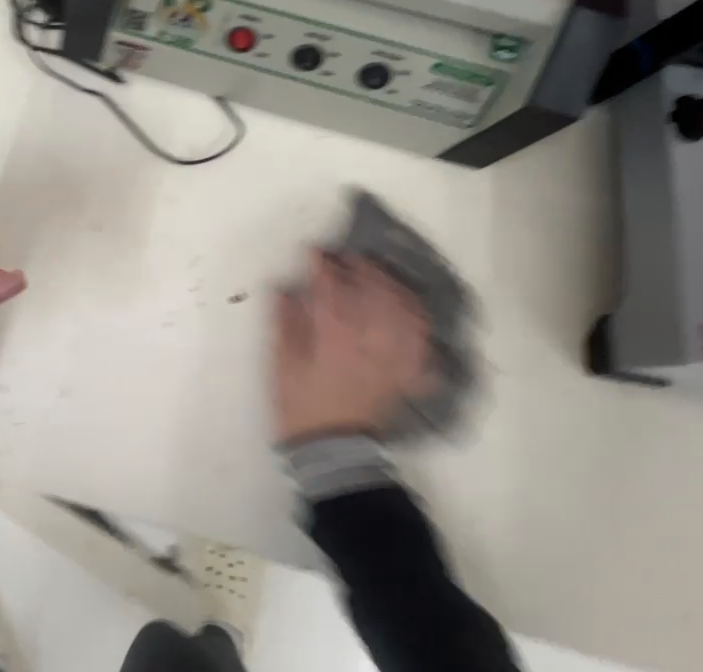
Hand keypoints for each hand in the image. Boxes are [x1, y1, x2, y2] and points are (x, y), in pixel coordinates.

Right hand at [271, 252, 436, 443]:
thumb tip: (284, 288)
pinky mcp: (406, 375)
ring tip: (381, 277)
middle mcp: (370, 343)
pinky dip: (417, 323)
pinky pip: (421, 343)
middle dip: (364, 269)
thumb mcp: (281, 363)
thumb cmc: (299, 404)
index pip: (332, 289)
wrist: (331, 450)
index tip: (315, 251)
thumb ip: (285, 322)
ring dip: (394, 289)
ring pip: (404, 313)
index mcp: (334, 338)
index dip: (324, 265)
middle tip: (349, 257)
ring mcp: (393, 359)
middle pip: (376, 294)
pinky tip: (409, 312)